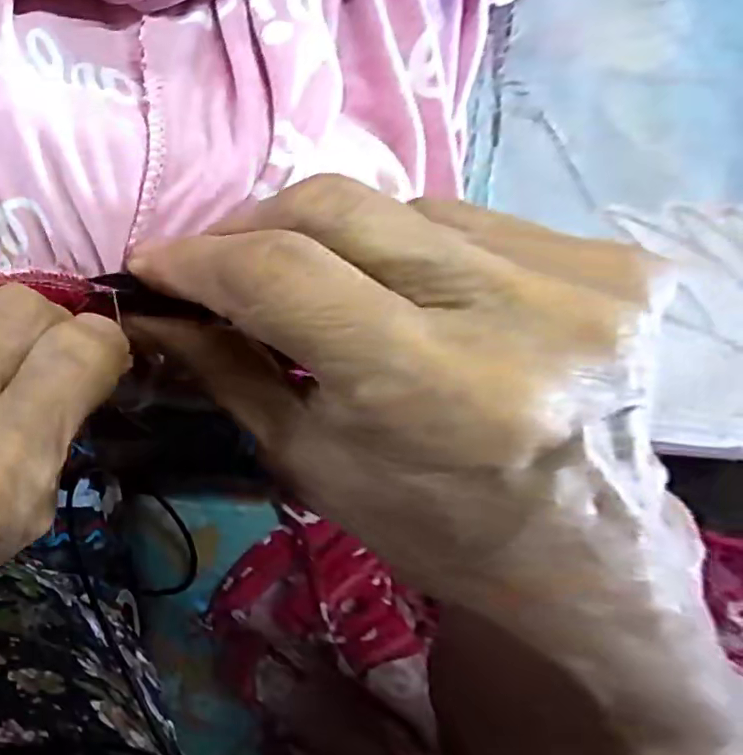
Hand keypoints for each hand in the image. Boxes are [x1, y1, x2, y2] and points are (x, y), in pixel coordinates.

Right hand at [127, 176, 702, 646]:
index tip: (145, 264)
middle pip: (330, 207)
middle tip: (202, 263)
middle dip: (238, 228)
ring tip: (281, 276)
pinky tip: (368, 280)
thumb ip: (216, 362)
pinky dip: (378, 238)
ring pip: (385, 202)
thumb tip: (141, 309)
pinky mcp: (613, 259)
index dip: (194, 258)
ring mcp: (580, 277)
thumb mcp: (291, 447)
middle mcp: (517, 313)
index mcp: (427, 386)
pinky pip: (446, 215)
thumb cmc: (412, 518)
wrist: (578, 552)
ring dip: (306, 232)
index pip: (278, 272)